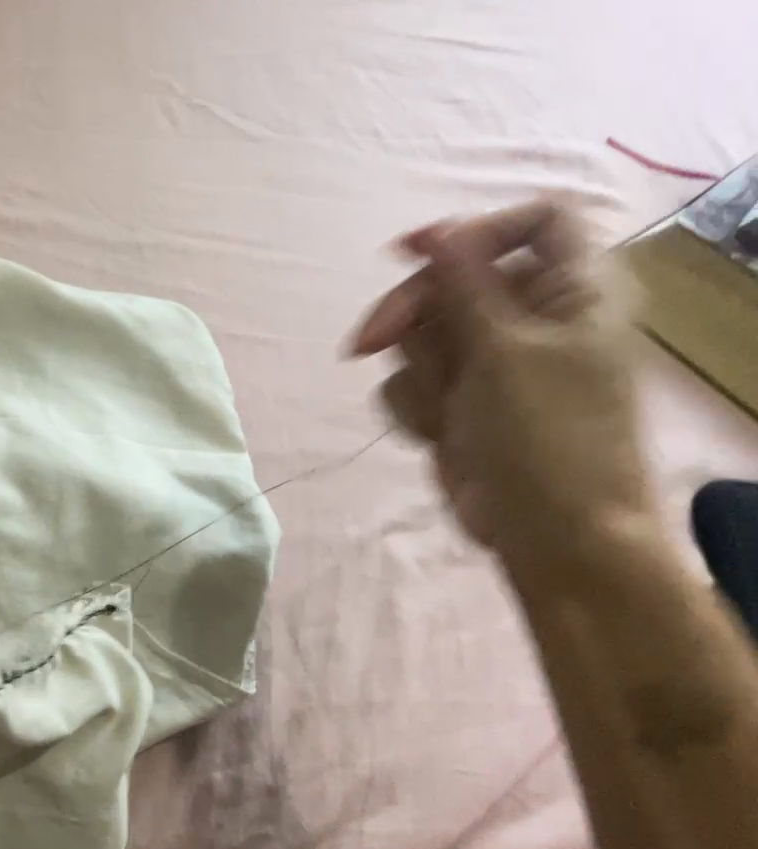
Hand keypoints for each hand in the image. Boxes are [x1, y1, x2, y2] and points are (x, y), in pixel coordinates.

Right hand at [348, 197, 653, 569]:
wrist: (545, 528)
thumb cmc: (545, 436)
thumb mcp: (504, 351)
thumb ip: (465, 286)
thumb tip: (437, 230)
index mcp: (574, 293)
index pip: (536, 224)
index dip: (473, 232)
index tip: (407, 254)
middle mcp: (531, 320)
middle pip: (453, 282)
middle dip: (408, 314)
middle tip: (369, 343)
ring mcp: (490, 364)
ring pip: (421, 336)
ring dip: (417, 372)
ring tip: (446, 411)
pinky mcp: (457, 400)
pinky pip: (410, 381)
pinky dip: (414, 406)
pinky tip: (439, 433)